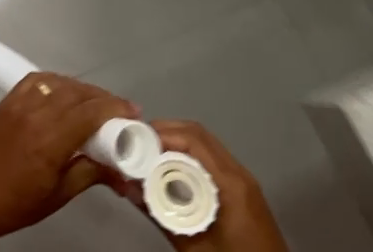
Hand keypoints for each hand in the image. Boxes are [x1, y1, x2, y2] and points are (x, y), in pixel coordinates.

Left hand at [0, 72, 138, 241]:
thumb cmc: (16, 202)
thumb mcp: (59, 194)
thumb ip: (91, 173)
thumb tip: (123, 173)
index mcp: (49, 140)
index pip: (90, 112)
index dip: (115, 109)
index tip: (134, 113)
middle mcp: (34, 114)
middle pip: (76, 93)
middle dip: (102, 98)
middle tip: (120, 111)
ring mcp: (18, 103)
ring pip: (57, 82)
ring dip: (80, 89)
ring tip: (96, 103)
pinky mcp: (7, 100)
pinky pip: (36, 80)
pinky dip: (55, 82)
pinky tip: (65, 93)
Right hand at [121, 120, 289, 251]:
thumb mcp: (193, 247)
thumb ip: (159, 215)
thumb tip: (127, 187)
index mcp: (230, 184)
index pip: (193, 140)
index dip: (163, 133)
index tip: (135, 139)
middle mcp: (240, 174)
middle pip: (200, 135)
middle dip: (167, 132)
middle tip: (138, 143)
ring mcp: (245, 181)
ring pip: (207, 144)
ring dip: (178, 142)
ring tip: (151, 154)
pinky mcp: (244, 190)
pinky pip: (214, 160)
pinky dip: (190, 155)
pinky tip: (174, 170)